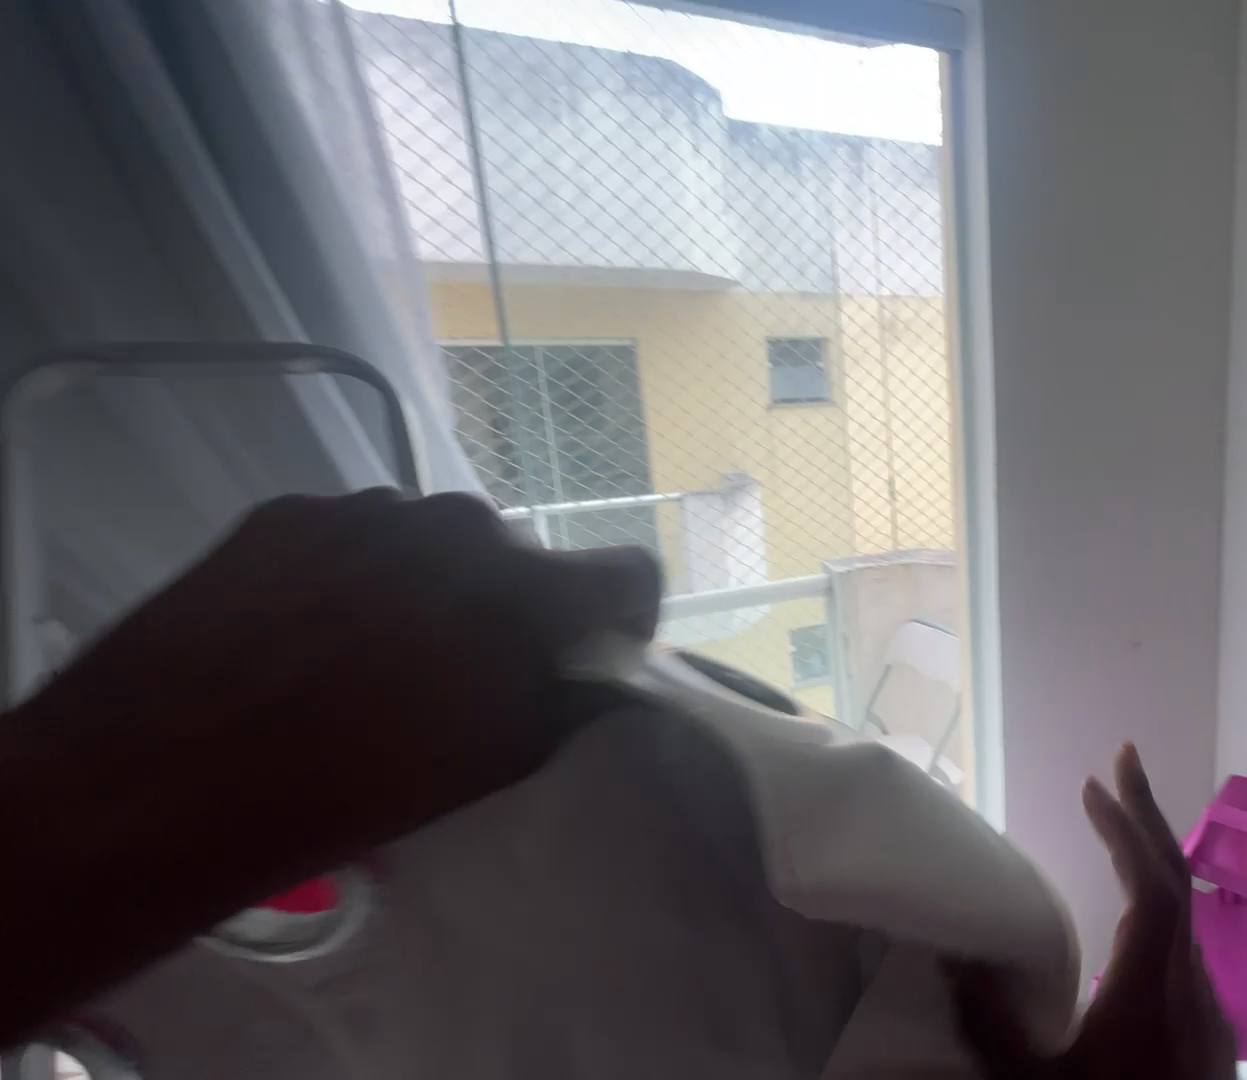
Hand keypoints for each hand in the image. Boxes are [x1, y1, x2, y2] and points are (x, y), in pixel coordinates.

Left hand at [27, 487, 660, 863]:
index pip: (631, 570)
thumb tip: (611, 683)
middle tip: (473, 670)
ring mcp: (375, 510)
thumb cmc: (359, 784)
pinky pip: (367, 535)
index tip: (598, 652)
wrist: (150, 787)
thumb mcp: (504, 758)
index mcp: (533, 589)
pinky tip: (319, 631)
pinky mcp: (295, 511)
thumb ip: (578, 705)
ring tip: (383, 652)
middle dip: (522, 609)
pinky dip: (370, 574)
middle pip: (531, 561)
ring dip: (445, 588)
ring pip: (448, 545)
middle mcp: (468, 527)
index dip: (629, 613)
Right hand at [951, 744, 1237, 1079]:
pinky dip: (1157, 884)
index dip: (1126, 827)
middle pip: (1179, 875)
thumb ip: (990, 1026)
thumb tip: (949, 958)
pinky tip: (1133, 888)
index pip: (1153, 885)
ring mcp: (1206, 1000)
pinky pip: (1184, 929)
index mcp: (1153, 988)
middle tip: (1122, 757)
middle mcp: (1190, 981)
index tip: (1092, 783)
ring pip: (1187, 901)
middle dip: (1147, 810)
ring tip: (1119, 809)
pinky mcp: (1207, 1018)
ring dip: (1152, 846)